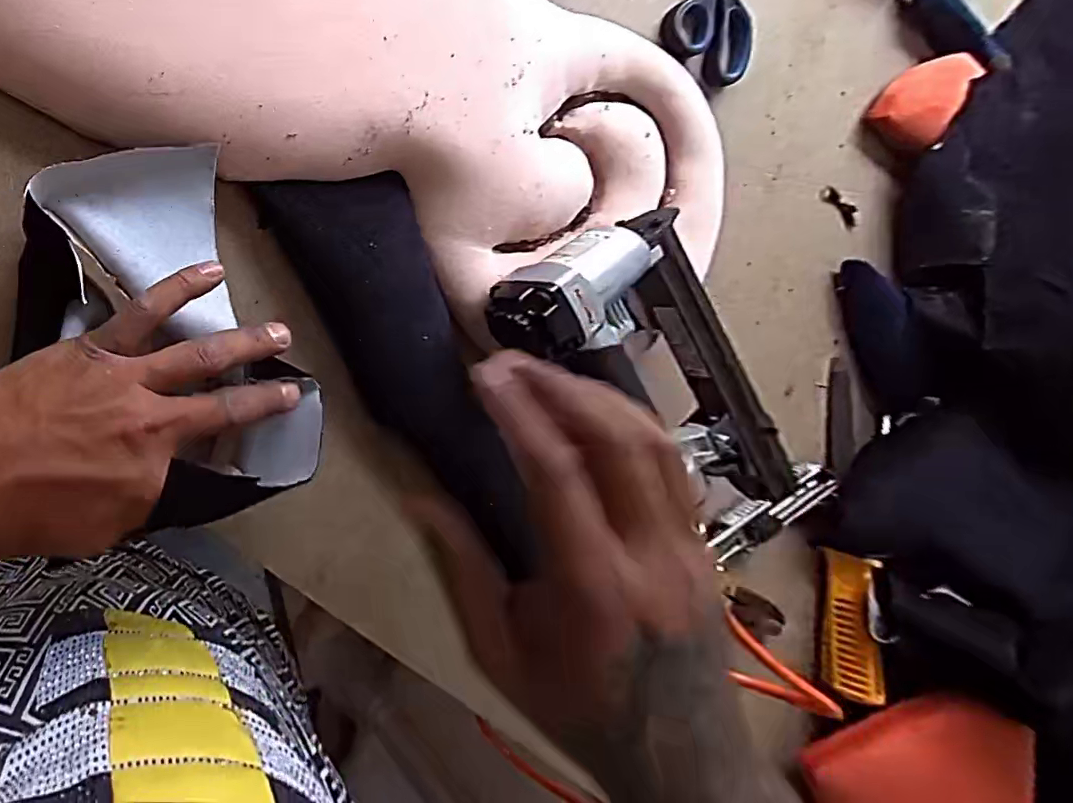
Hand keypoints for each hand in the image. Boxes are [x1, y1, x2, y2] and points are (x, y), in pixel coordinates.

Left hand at [0, 261, 298, 563]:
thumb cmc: (24, 513)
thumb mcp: (96, 531)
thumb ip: (141, 501)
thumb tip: (161, 476)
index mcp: (151, 475)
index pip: (203, 465)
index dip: (221, 460)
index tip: (236, 451)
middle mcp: (151, 424)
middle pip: (223, 407)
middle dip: (265, 398)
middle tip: (296, 386)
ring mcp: (126, 378)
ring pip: (198, 355)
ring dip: (244, 343)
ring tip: (279, 330)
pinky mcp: (97, 347)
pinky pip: (145, 311)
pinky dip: (179, 290)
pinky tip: (208, 273)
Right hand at [410, 351, 794, 802]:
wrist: (682, 763)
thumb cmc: (576, 706)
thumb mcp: (496, 646)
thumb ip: (460, 564)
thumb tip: (418, 496)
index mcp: (594, 584)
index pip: (558, 472)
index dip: (518, 412)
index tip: (483, 374)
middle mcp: (652, 556)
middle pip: (619, 442)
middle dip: (559, 386)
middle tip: (509, 360)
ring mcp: (690, 548)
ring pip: (658, 445)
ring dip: (598, 394)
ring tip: (546, 371)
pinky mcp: (704, 546)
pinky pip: (676, 464)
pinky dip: (632, 420)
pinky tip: (596, 405)